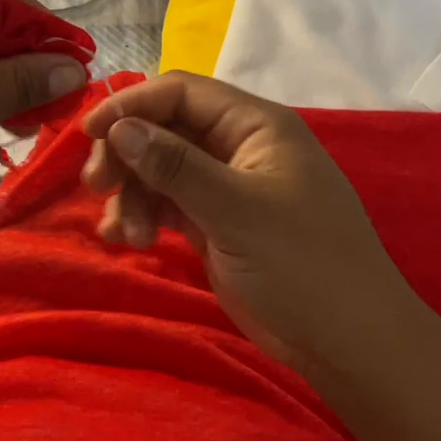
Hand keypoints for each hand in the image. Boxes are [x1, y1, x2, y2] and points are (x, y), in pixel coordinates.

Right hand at [80, 72, 416, 372]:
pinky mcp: (214, 221)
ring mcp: (224, 185)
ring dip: (132, 193)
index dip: (132, 104)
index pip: (181, 93)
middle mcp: (236, 146)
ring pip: (158, 167)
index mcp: (254, 125)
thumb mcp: (236, 211)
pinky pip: (165, 203)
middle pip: (163, 128)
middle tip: (95, 184)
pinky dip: (141, 215)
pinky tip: (123, 239)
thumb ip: (175, 166)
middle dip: (126, 153)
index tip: (90, 131)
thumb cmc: (303, 266)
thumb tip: (118, 128)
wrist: (350, 348)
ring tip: (123, 234)